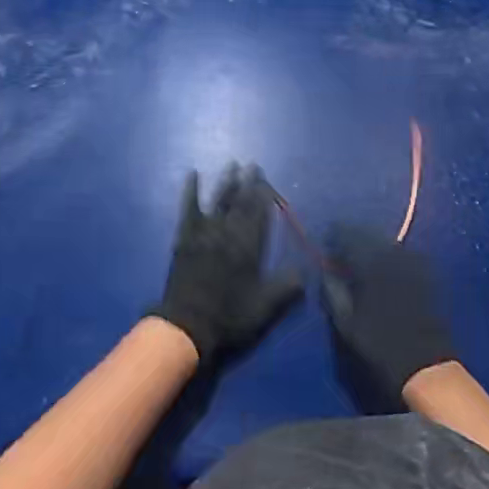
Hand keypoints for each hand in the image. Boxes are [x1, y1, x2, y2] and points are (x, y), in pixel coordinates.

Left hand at [147, 165, 301, 360]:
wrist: (187, 324)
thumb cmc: (229, 318)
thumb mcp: (265, 308)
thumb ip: (286, 287)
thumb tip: (304, 270)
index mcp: (248, 249)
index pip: (259, 216)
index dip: (264, 198)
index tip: (267, 182)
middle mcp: (227, 234)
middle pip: (240, 203)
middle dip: (247, 184)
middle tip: (253, 165)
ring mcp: (203, 232)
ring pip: (217, 200)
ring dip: (225, 182)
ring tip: (232, 164)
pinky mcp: (184, 236)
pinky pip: (188, 207)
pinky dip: (190, 190)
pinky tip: (192, 174)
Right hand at [323, 226, 455, 397]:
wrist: (425, 367)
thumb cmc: (379, 344)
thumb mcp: (345, 320)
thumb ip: (332, 290)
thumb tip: (324, 270)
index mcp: (370, 264)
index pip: (347, 235)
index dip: (333, 236)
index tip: (324, 244)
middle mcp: (392, 258)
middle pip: (368, 234)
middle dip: (352, 239)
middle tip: (340, 252)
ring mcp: (413, 267)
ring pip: (387, 244)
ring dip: (371, 247)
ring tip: (360, 260)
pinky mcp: (426, 279)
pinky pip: (403, 257)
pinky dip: (390, 258)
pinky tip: (383, 270)